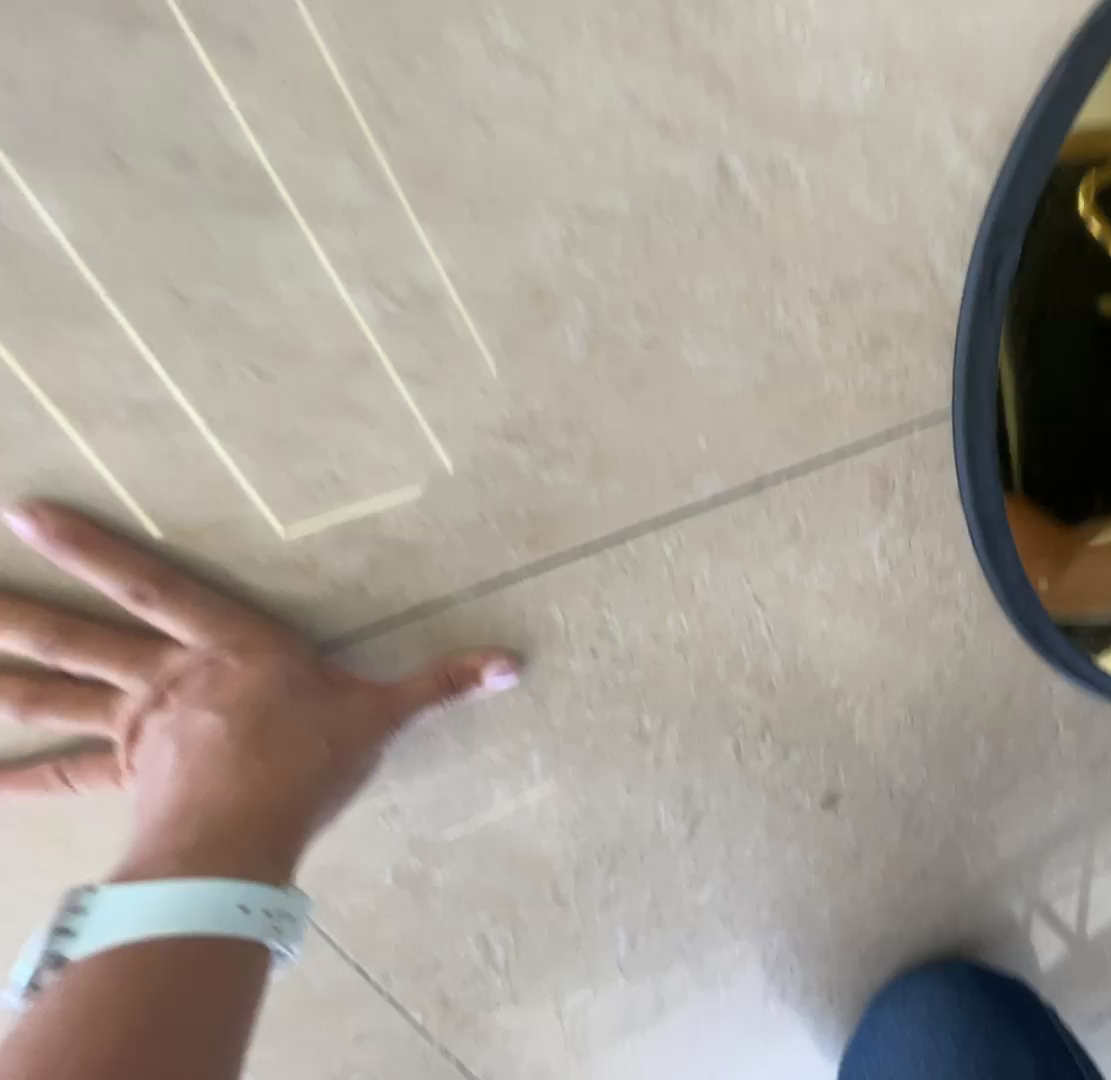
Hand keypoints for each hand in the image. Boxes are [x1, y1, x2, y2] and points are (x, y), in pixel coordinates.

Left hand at [0, 501, 520, 883]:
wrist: (244, 838)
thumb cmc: (312, 761)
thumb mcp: (388, 714)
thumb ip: (445, 682)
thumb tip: (517, 663)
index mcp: (232, 649)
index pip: (158, 589)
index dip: (95, 551)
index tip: (28, 515)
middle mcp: (170, 678)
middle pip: (78, 639)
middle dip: (10, 612)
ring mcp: (137, 728)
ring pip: (48, 697)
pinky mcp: (124, 775)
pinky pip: (60, 773)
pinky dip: (14, 776)